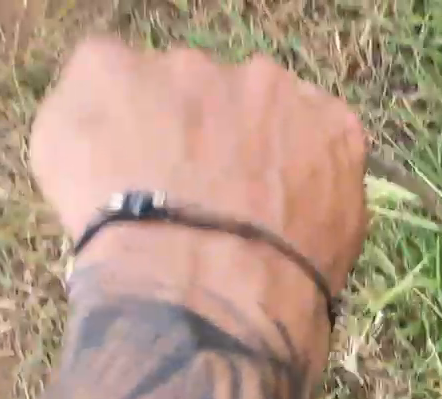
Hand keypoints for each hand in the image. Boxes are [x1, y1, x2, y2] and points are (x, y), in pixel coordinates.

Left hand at [29, 37, 368, 294]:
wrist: (214, 287)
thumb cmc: (291, 280)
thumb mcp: (341, 240)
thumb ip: (320, 189)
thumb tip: (293, 189)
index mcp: (332, 125)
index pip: (307, 124)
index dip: (279, 157)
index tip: (263, 188)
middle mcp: (267, 81)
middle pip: (235, 97)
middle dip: (219, 135)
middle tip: (204, 193)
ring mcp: (188, 69)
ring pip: (167, 90)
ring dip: (160, 129)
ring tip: (151, 192)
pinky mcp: (110, 67)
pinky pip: (99, 87)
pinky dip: (100, 125)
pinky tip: (109, 178)